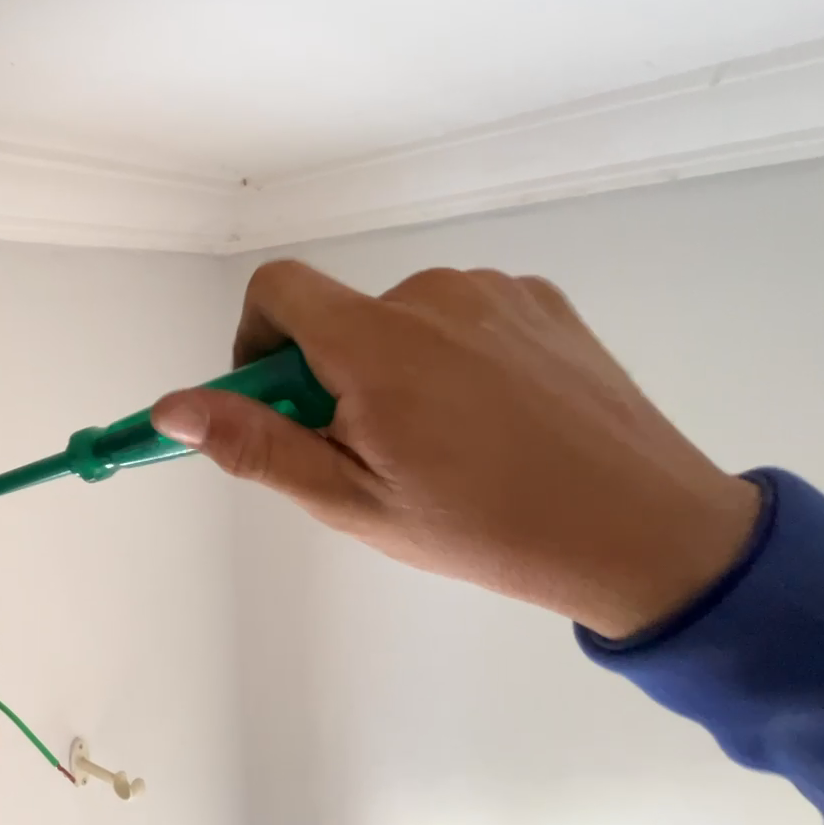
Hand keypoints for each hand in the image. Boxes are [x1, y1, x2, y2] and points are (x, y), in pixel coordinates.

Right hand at [151, 261, 760, 639]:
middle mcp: (432, 295)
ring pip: (394, 316)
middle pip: (334, 312)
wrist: (653, 536)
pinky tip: (488, 412)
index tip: (278, 396)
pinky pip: (455, 313)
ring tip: (439, 436)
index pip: (275, 288)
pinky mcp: (541, 300)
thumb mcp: (346, 499)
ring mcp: (495, 292)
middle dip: (326, 370)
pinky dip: (445, 353)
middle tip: (368, 444)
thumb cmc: (480, 526)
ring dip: (387, 363)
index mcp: (377, 342)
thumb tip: (170, 407)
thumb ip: (252, 444)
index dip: (254, 336)